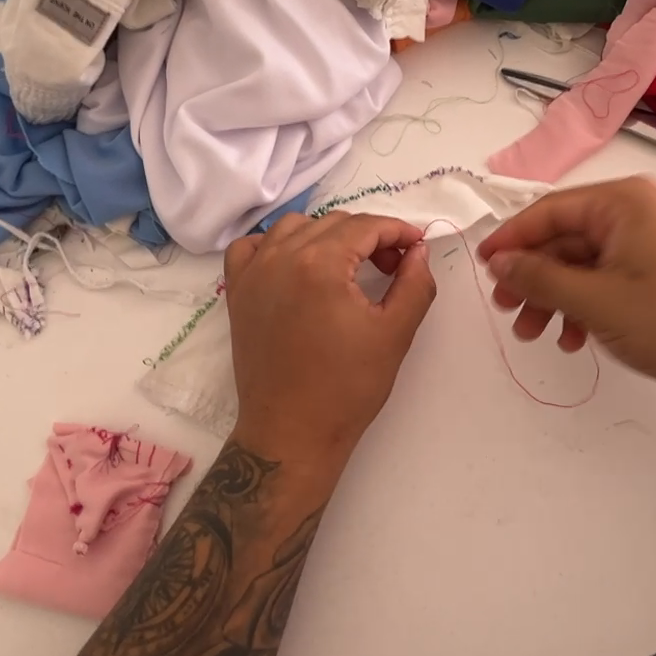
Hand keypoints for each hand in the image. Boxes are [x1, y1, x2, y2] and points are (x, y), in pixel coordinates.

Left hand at [224, 212, 438, 467]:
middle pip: (334, 223)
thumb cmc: (347, 387)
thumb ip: (415, 283)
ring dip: (327, 235)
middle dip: (370, 236)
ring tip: (349, 266)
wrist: (292, 432)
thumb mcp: (395, 333)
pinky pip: (252, 246)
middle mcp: (280, 256)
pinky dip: (277, 244)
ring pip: (295, 227)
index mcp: (319, 263)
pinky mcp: (238, 291)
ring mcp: (253, 272)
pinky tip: (297, 265)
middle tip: (393, 267)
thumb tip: (418, 250)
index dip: (398, 231)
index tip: (417, 247)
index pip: (366, 226)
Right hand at [476, 176, 655, 403]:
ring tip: (535, 334)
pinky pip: (607, 280)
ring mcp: (651, 243)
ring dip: (555, 298)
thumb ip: (538, 277)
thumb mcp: (594, 300)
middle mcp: (637, 212)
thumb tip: (499, 262)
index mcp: (624, 201)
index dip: (511, 239)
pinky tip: (574, 340)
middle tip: (507, 310)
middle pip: (566, 239)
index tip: (483, 267)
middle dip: (534, 278)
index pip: (551, 211)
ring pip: (583, 264)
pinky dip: (585, 306)